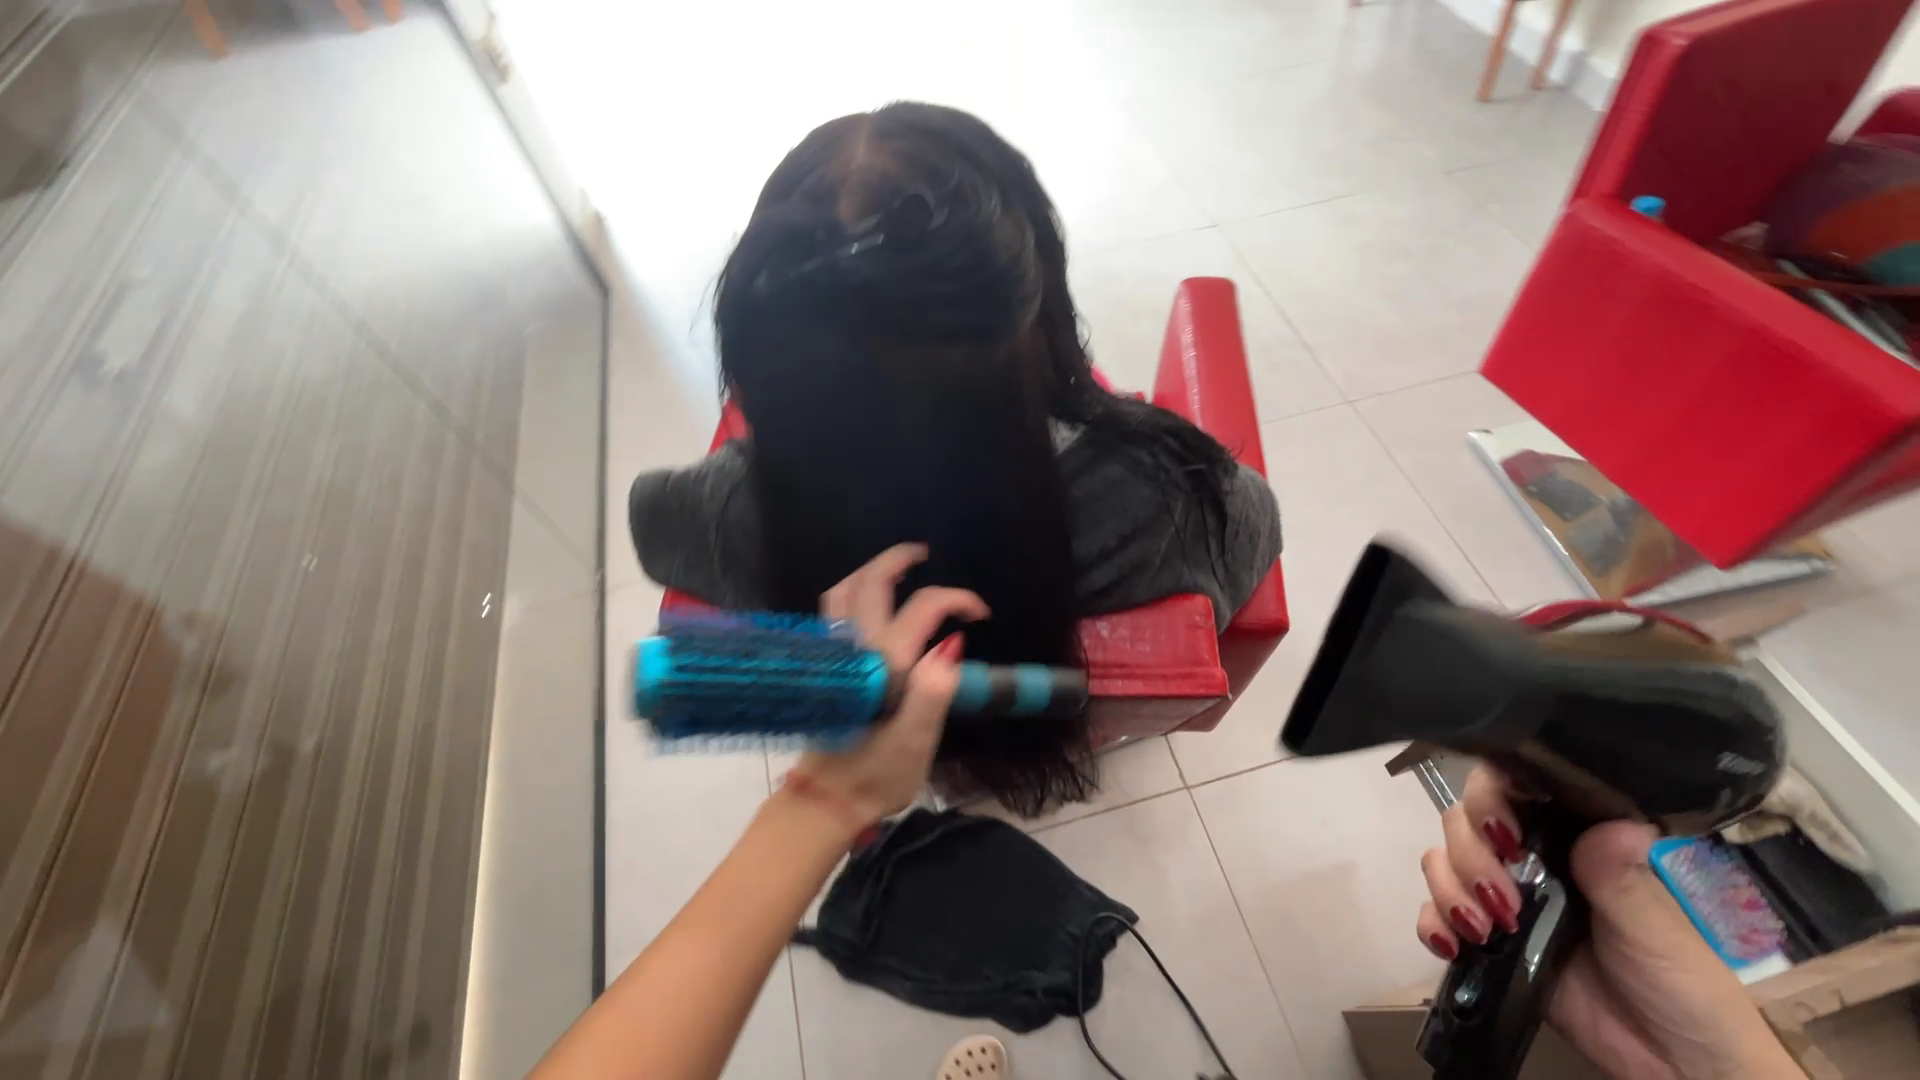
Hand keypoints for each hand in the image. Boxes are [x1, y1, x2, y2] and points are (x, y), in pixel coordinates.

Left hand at [787, 544, 987, 828]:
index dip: (958, 599)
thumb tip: (953, 644)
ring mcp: (834, 654)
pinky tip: (866, 603)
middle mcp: (856, 648)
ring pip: (842, 592)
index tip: (981, 615)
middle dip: (898, 560)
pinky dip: (852, 591)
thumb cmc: (877, 773)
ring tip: (894, 569)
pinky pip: (833, 611)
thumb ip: (934, 692)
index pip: (924, 607)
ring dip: (868, 571)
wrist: (826, 799)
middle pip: (871, 583)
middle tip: (924, 554)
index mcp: (885, 662)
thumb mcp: (917, 741)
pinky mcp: (825, 667)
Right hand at [1415, 766, 1802, 1079]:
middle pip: (1463, 821)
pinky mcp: (1484, 937)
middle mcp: (1529, 856)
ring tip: (1484, 931)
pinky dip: (1431, 922)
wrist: (1677, 1067)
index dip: (1489, 795)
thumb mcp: (1656, 930)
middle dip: (1469, 857)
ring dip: (1449, 890)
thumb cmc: (1682, 987)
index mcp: (1571, 837)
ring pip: (1442, 861)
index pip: (1511, 785)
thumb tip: (1619, 824)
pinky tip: (1451, 946)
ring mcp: (1502, 895)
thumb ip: (1620, 876)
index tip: (1503, 835)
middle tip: (1503, 903)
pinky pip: (1433, 912)